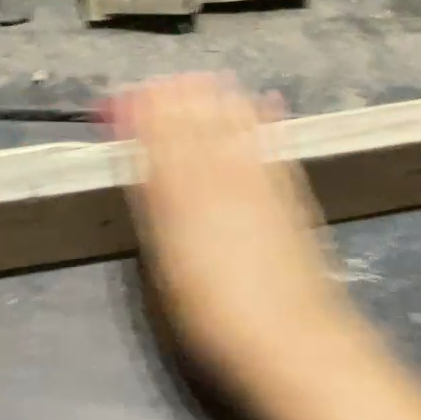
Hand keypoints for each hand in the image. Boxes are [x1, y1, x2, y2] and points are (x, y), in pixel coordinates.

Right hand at [111, 73, 367, 396]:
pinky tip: (265, 102)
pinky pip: (276, 146)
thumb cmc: (212, 320)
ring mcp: (261, 186)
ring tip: (203, 80)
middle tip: (161, 80)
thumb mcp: (166, 269)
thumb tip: (140, 166)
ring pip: (236, 128)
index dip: (143, 116)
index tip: (127, 96)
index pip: (159, 145)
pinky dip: (267, 122)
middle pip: (197, 128)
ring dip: (217, 101)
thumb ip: (154, 210)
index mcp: (181, 202)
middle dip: (177, 101)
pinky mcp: (293, 197)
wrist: (289, 339)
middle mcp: (221, 182)